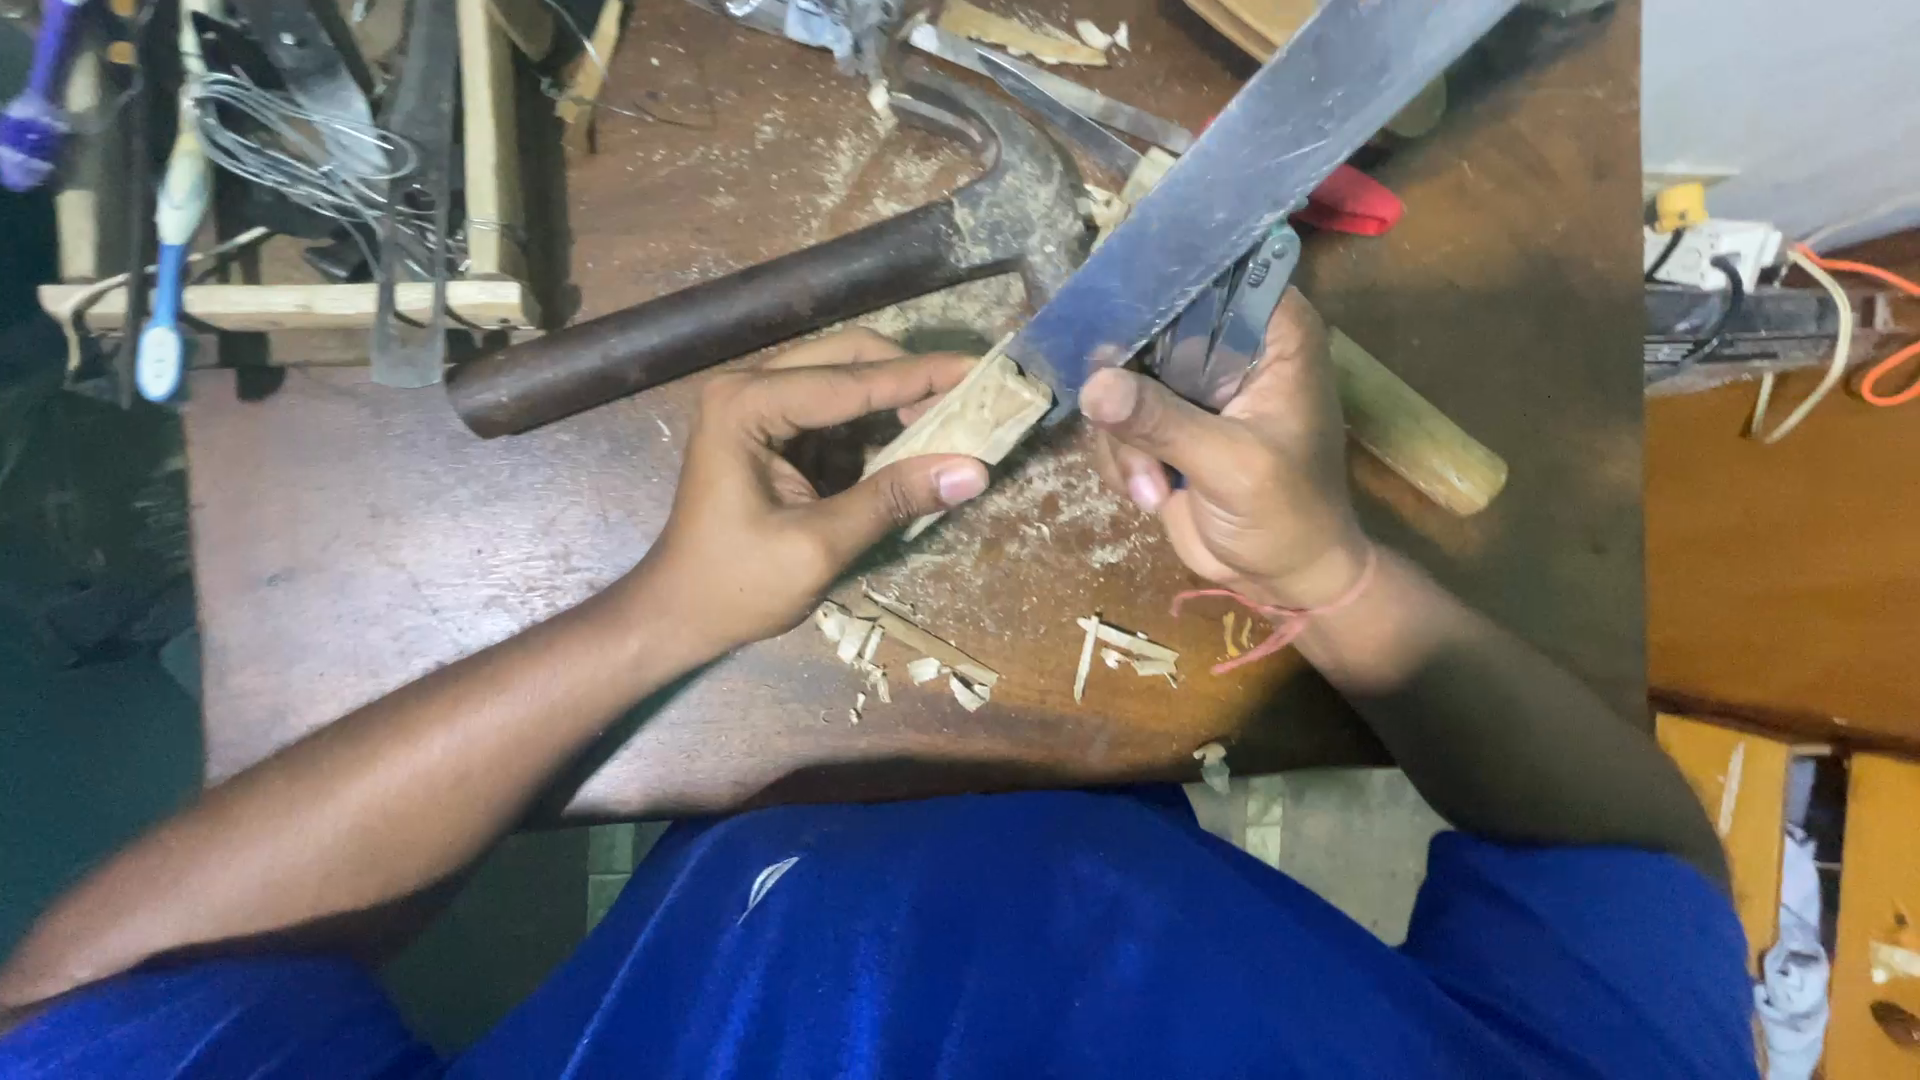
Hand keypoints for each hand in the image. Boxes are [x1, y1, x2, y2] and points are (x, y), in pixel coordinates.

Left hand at [628, 330, 988, 655]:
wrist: (678, 614)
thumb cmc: (735, 585)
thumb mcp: (820, 545)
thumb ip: (894, 499)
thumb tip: (975, 470)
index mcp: (747, 406)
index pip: (850, 381)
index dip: (920, 378)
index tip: (979, 371)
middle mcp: (748, 388)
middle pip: (848, 359)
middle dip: (910, 378)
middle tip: (969, 398)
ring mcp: (757, 406)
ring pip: (845, 379)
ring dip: (896, 398)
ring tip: (950, 422)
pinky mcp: (771, 431)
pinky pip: (836, 411)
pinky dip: (876, 423)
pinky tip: (911, 441)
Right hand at [1083, 289, 1368, 607]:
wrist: (1279, 578)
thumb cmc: (1286, 514)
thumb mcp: (1231, 465)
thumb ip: (1163, 423)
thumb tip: (1093, 386)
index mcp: (1270, 332)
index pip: (1208, 272)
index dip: (1155, 286)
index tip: (1110, 321)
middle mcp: (1226, 347)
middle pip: (1146, 327)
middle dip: (1124, 385)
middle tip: (1119, 428)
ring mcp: (1188, 387)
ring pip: (1117, 382)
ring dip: (1123, 443)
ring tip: (1154, 487)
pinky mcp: (1161, 425)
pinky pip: (1112, 422)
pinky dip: (1120, 461)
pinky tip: (1150, 493)